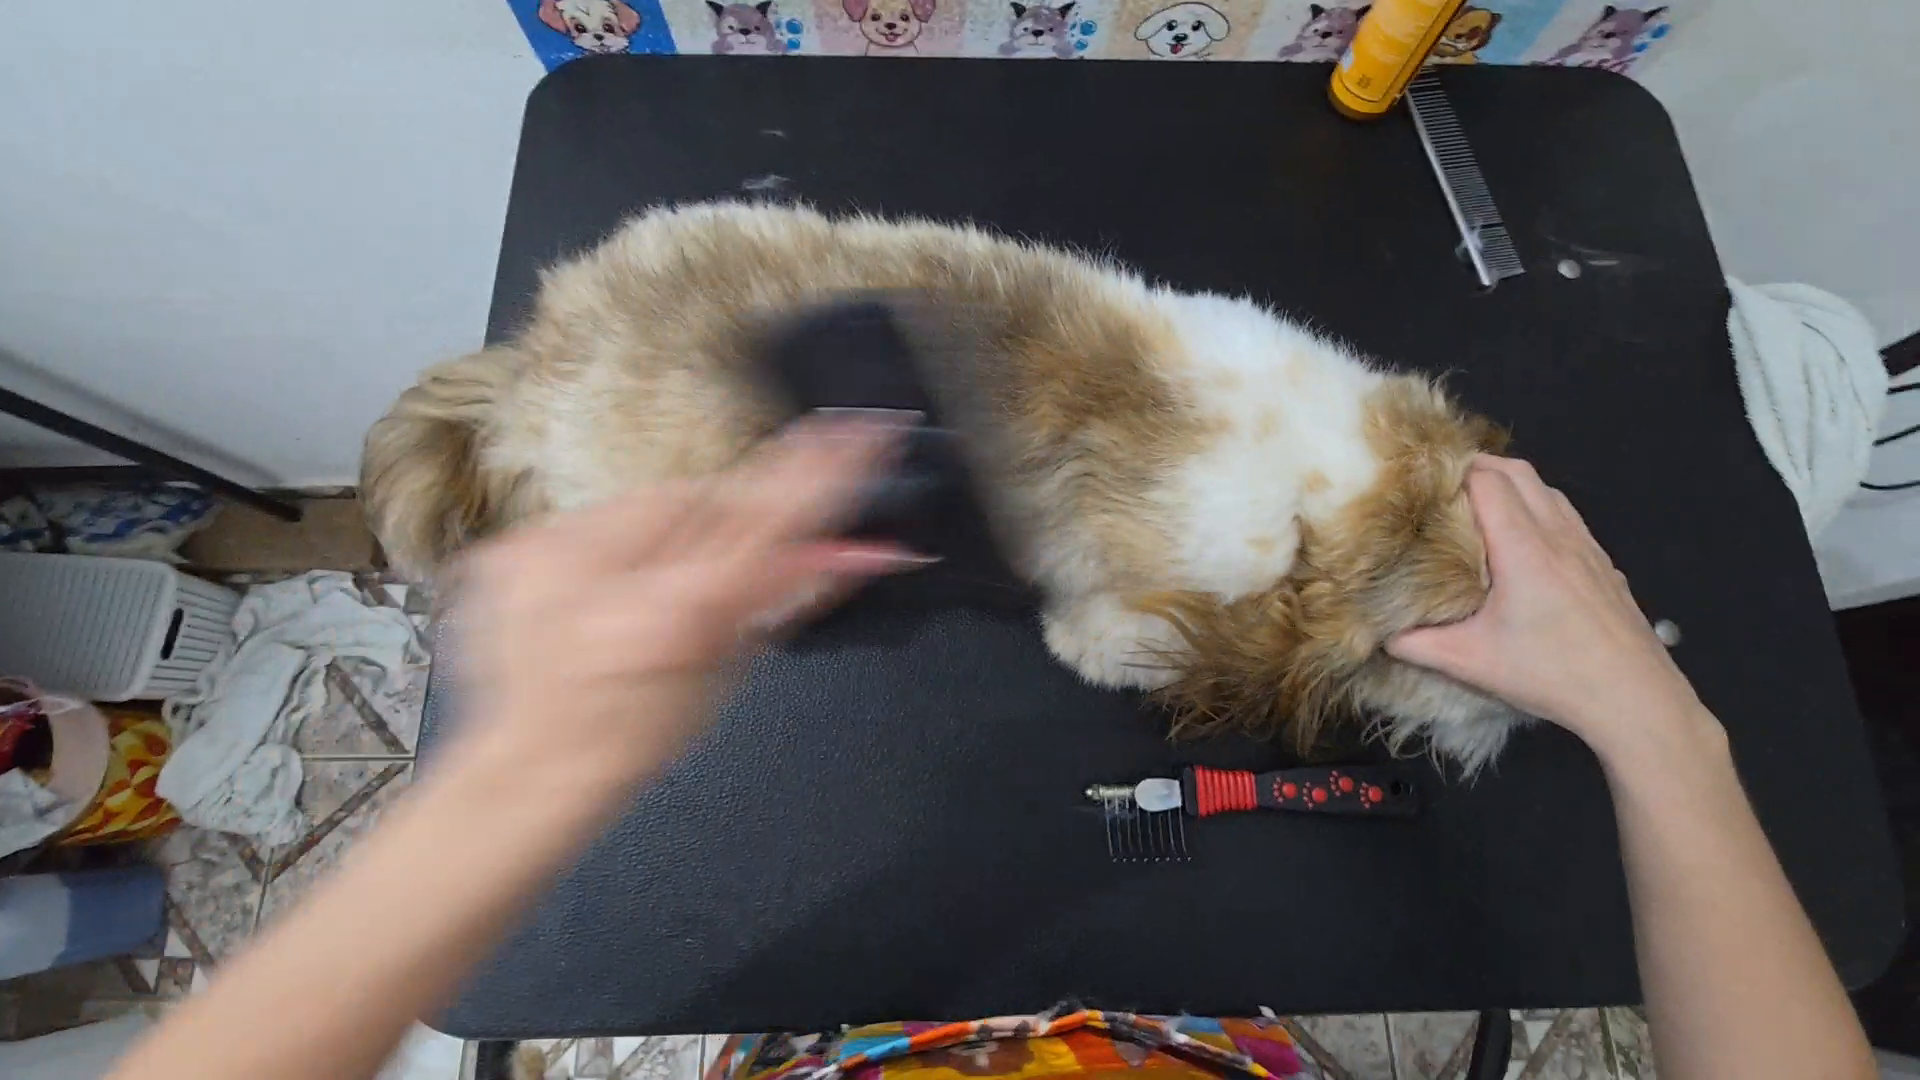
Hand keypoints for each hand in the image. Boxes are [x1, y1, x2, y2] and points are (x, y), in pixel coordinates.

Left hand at [450, 415, 925, 775]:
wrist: (532, 764)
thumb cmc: (641, 733)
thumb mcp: (731, 667)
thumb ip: (790, 592)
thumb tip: (857, 550)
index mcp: (674, 614)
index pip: (769, 520)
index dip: (821, 473)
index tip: (858, 434)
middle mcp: (610, 572)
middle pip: (718, 498)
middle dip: (757, 499)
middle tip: (778, 504)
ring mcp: (555, 552)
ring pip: (665, 500)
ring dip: (689, 525)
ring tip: (674, 579)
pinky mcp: (519, 546)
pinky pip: (610, 513)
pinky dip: (632, 538)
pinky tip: (621, 582)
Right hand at [1388, 456, 1714, 762]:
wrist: (1637, 701)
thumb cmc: (1549, 675)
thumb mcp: (1468, 662)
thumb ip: (1413, 644)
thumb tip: (1373, 631)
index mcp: (1524, 550)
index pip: (1488, 482)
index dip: (1452, 470)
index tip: (1418, 479)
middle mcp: (1559, 537)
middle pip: (1519, 473)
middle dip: (1477, 466)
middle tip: (1438, 483)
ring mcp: (1588, 549)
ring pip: (1547, 490)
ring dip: (1509, 483)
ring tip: (1472, 501)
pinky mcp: (1604, 565)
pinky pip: (1566, 515)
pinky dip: (1536, 506)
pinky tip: (1517, 537)